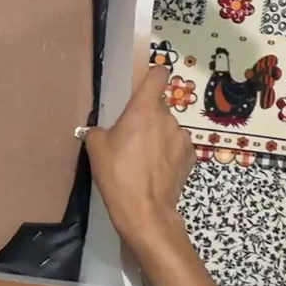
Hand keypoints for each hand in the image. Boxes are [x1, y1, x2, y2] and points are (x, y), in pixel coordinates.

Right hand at [83, 64, 196, 245]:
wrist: (145, 210)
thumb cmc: (117, 174)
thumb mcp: (95, 148)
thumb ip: (98, 130)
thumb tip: (103, 130)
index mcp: (143, 109)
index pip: (157, 75)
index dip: (152, 75)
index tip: (144, 84)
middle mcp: (168, 118)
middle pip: (157, 107)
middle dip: (145, 118)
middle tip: (129, 139)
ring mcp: (182, 138)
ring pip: (167, 128)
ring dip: (157, 136)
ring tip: (142, 159)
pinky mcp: (191, 157)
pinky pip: (176, 147)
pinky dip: (167, 153)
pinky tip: (155, 170)